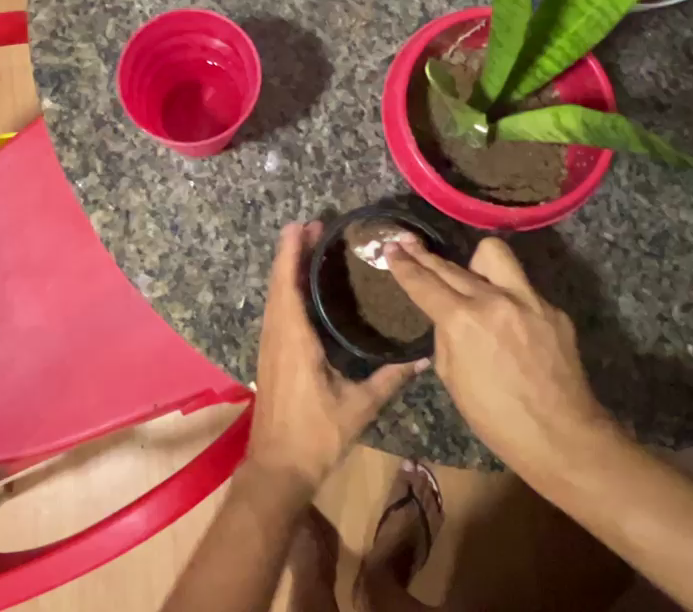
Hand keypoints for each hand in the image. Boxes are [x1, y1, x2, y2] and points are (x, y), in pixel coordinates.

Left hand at [248, 221, 421, 493]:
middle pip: (279, 282)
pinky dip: (286, 289)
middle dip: (293, 252)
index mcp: (293, 337)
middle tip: (315, 227)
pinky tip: (302, 288)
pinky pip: (276, 310)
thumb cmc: (316, 435)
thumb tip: (423, 355)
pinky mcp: (270, 355)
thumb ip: (389, 378)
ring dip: (288, 269)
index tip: (304, 224)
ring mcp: (269, 344)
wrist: (278, 468)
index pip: (288, 283)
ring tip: (310, 247)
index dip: (293, 252)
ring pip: (275, 295)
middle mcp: (276, 333)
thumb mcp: (358, 406)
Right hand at [387, 237, 613, 481]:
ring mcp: (528, 300)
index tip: (391, 249)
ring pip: (492, 255)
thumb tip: (447, 315)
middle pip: (451, 266)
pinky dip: (508, 297)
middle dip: (425, 256)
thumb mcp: (452, 378)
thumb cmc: (496, 418)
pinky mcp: (553, 309)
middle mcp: (494, 300)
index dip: (403, 265)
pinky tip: (509, 319)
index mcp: (462, 321)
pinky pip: (522, 288)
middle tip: (409, 243)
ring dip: (474, 261)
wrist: (561, 436)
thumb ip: (446, 336)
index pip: (424, 282)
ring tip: (469, 274)